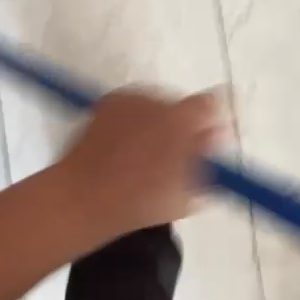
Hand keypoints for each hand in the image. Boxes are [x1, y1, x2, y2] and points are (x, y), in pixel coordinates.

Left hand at [54, 87, 231, 238]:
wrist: (86, 194)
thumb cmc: (141, 200)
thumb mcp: (188, 191)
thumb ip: (206, 162)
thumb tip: (213, 142)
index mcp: (180, 120)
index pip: (210, 105)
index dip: (212, 124)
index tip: (209, 143)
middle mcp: (154, 100)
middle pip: (181, 105)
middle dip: (183, 125)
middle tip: (176, 155)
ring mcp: (127, 98)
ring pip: (155, 105)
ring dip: (158, 123)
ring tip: (147, 156)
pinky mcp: (106, 102)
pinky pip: (131, 107)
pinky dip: (134, 121)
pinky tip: (128, 148)